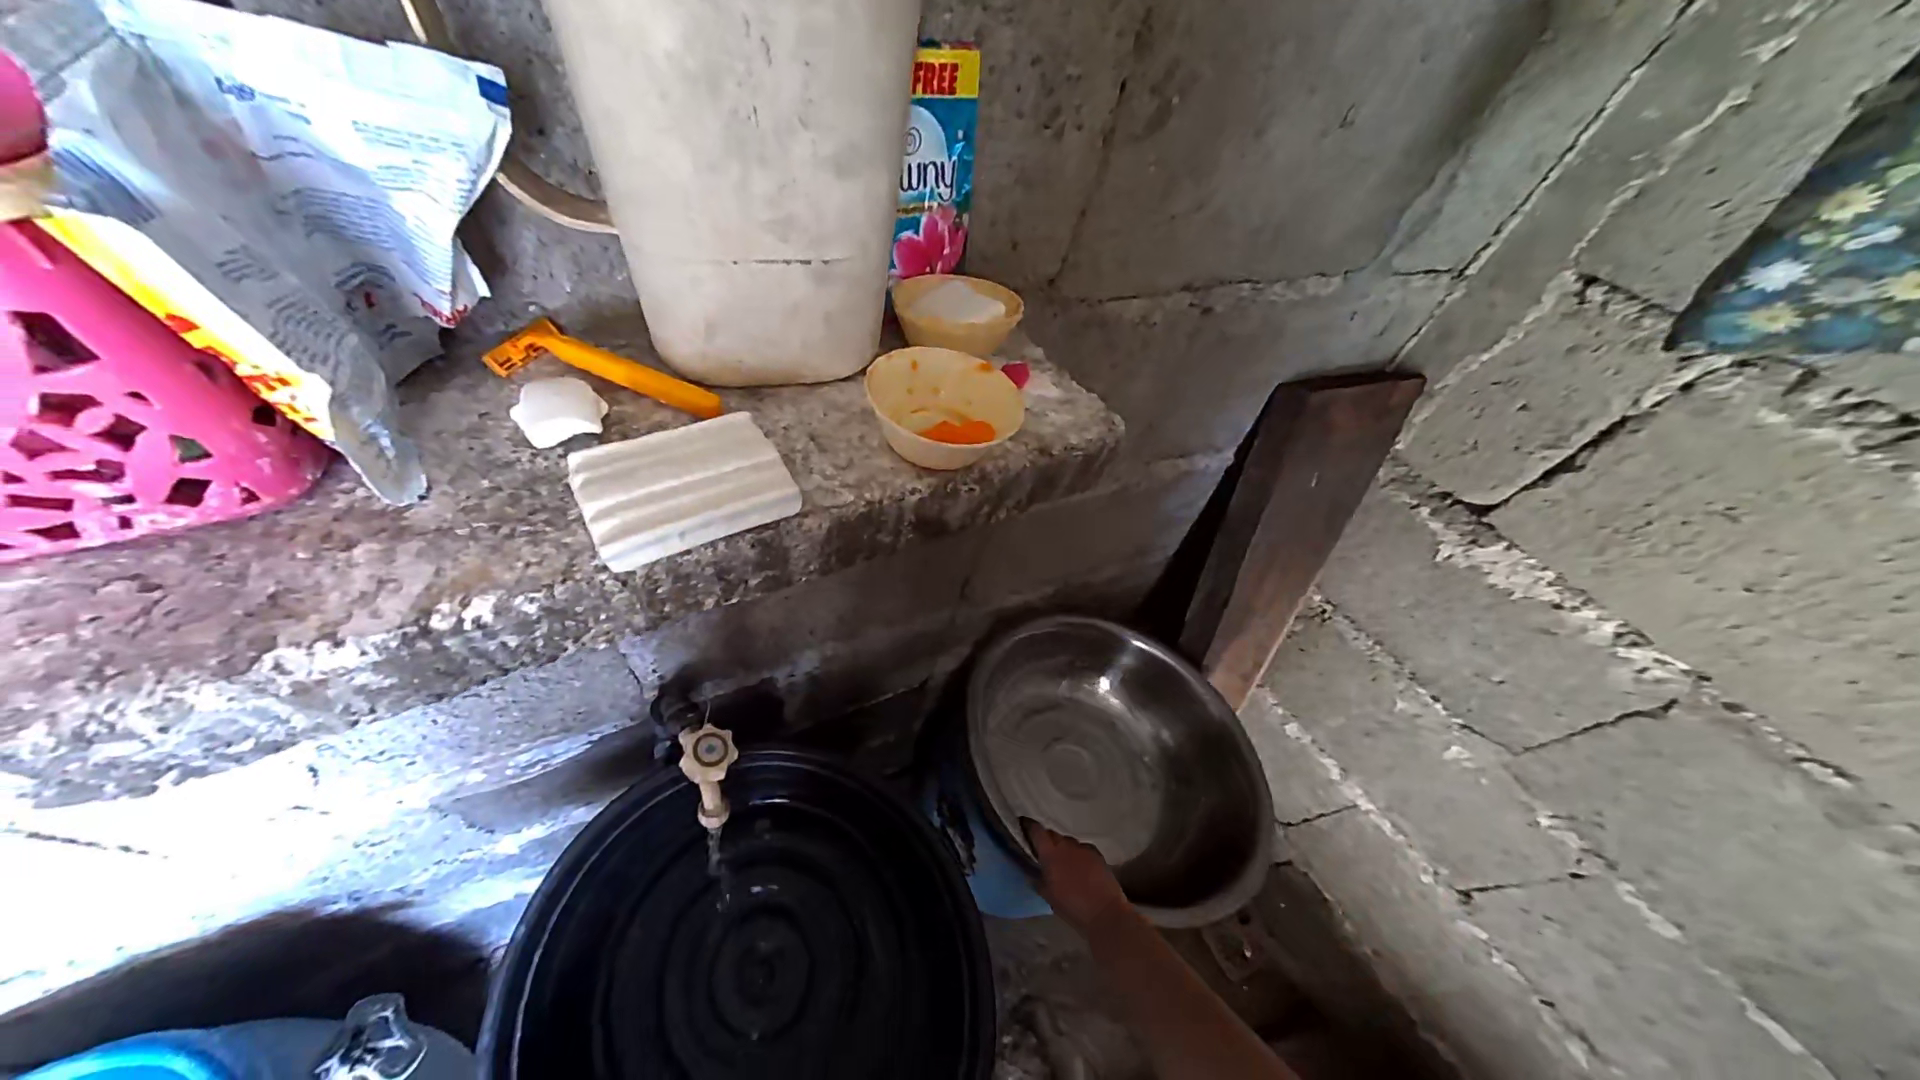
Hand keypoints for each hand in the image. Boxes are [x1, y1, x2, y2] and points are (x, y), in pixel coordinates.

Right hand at [1022, 818, 1130, 935]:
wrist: (1105, 913)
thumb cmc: (1072, 907)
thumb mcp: (1048, 896)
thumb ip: (1038, 880)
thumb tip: (1032, 871)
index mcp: (1050, 854)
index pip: (1036, 831)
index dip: (1028, 826)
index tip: (1023, 825)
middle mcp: (1066, 845)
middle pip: (1052, 834)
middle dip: (1046, 839)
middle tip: (1044, 852)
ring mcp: (1083, 848)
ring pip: (1068, 842)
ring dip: (1063, 848)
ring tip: (1064, 862)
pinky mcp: (1097, 853)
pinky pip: (1082, 848)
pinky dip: (1078, 854)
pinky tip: (1081, 866)